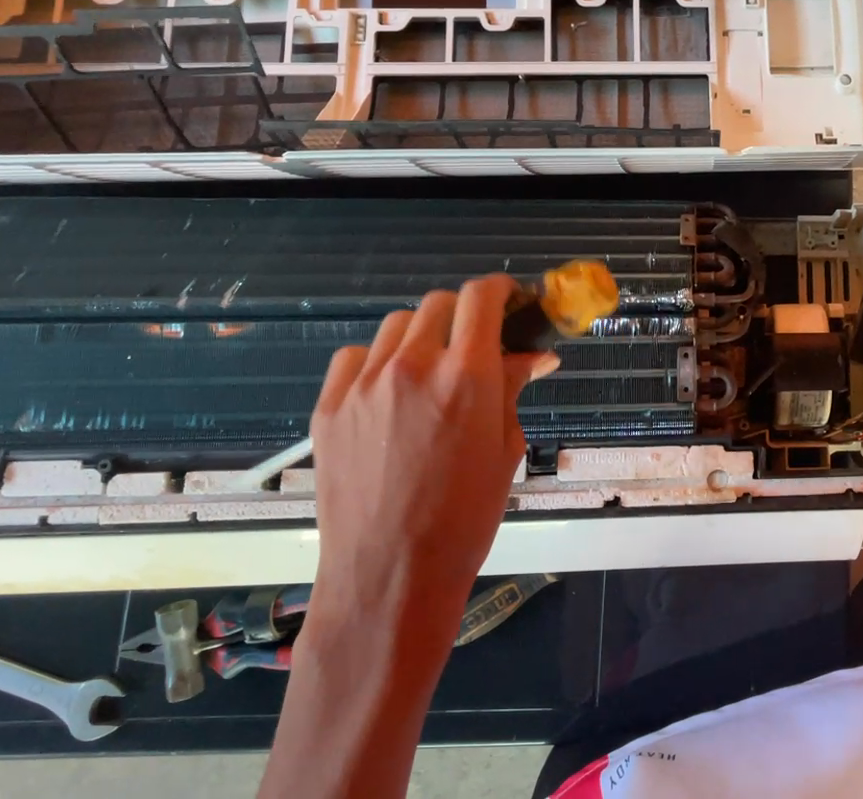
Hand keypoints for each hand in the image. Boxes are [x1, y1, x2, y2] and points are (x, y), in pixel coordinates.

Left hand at [307, 276, 557, 628]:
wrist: (391, 572)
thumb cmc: (465, 517)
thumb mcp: (506, 449)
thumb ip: (512, 390)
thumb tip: (533, 356)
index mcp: (468, 376)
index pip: (482, 298)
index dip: (501, 289)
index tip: (510, 299)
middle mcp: (415, 366)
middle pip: (439, 303)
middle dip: (464, 314)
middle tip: (474, 345)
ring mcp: (364, 384)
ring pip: (397, 326)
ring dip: (423, 335)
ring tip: (431, 370)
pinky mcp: (328, 406)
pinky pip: (355, 357)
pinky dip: (378, 360)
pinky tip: (389, 391)